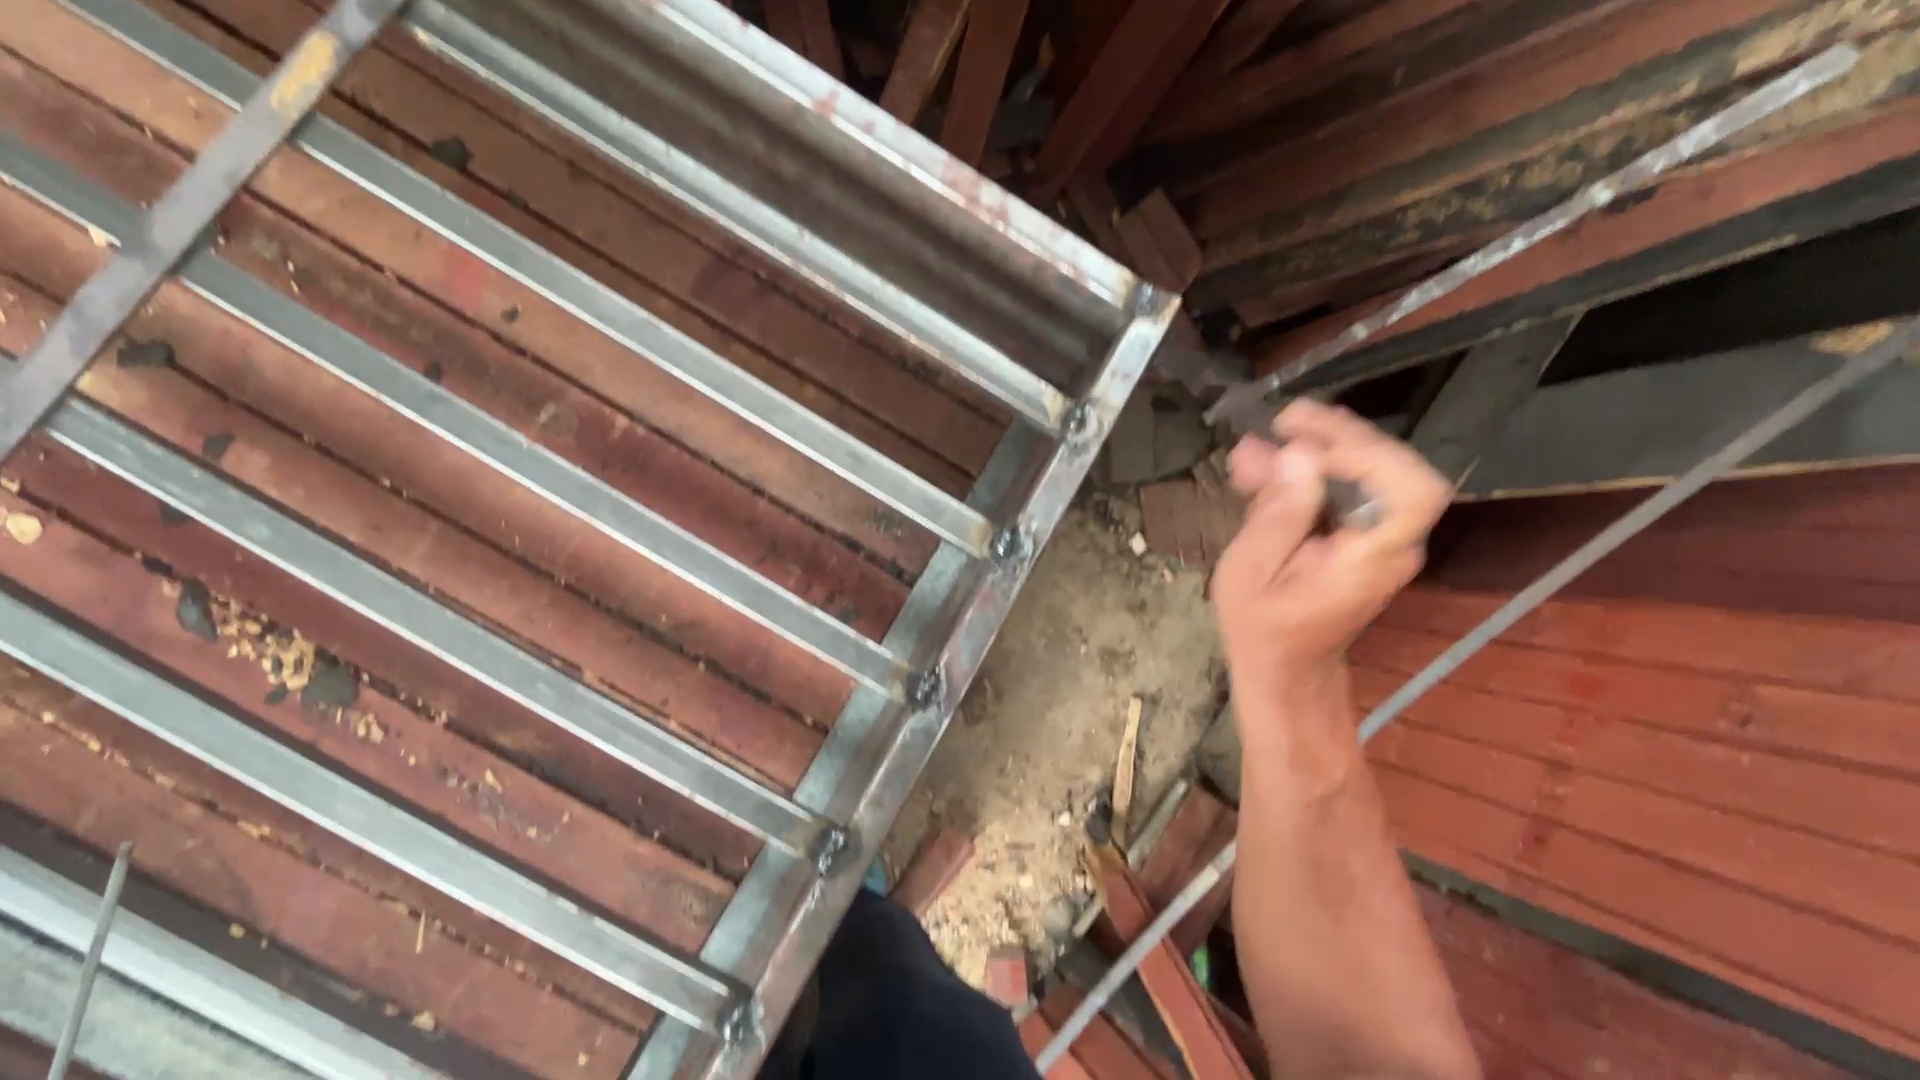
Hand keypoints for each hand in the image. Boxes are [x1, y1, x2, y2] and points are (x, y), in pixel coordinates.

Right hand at [1213, 399, 1450, 699]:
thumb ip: (1277, 515)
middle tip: (1278, 422)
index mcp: (1370, 559)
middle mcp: (1392, 542)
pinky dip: (1314, 468)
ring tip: (1261, 445)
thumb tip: (1298, 456)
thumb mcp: (1249, 574)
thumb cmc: (1261, 630)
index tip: (1302, 446)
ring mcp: (1384, 537)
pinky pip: (1354, 486)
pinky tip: (1270, 467)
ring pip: (1374, 469)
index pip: (1412, 491)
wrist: (1286, 670)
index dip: (1367, 454)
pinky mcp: (1365, 533)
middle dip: (1336, 436)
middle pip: (1394, 467)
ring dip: (1321, 446)